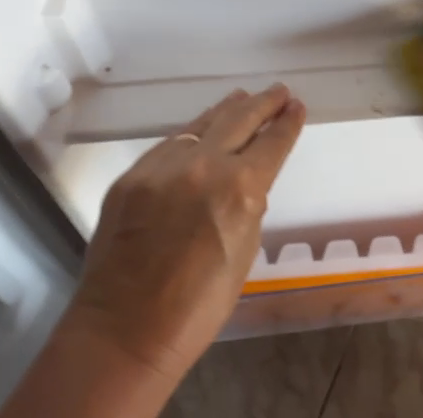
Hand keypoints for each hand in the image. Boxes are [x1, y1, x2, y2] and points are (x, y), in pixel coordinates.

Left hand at [69, 85, 305, 378]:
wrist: (125, 331)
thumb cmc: (199, 305)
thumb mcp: (245, 250)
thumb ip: (249, 205)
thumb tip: (246, 182)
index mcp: (241, 188)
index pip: (272, 142)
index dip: (288, 123)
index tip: (297, 107)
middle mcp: (203, 165)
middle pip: (239, 119)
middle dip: (263, 104)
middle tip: (279, 91)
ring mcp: (162, 167)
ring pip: (201, 124)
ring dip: (227, 110)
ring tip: (243, 97)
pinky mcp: (131, 177)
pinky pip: (169, 144)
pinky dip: (191, 134)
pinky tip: (199, 131)